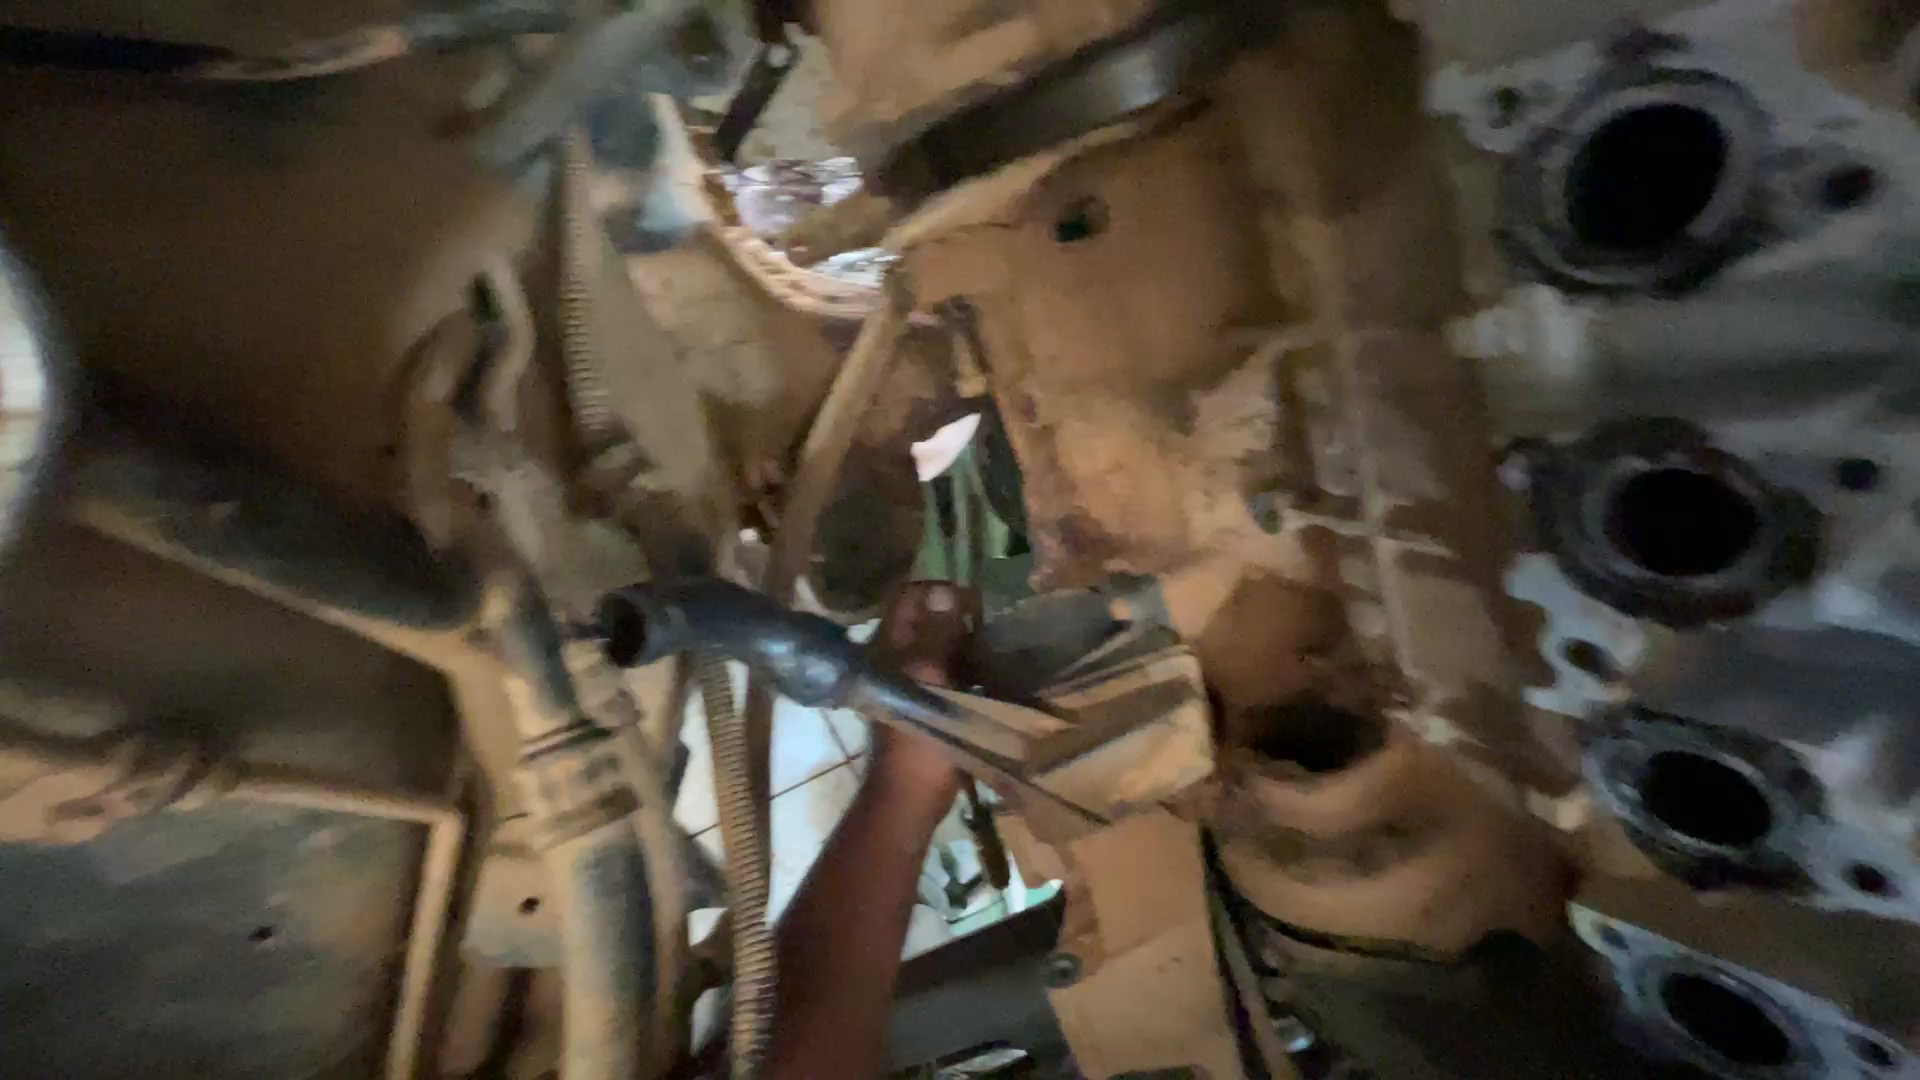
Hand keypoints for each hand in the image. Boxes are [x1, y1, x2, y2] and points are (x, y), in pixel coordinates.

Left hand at [864, 580, 978, 799]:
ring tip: (1001, 639)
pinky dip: (972, 664)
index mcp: (889, 646)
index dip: (939, 589)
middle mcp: (898, 656)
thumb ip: (936, 635)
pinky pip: (953, 670)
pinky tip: (998, 668)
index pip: (910, 596)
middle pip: (928, 618)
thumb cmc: (916, 741)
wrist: (910, 798)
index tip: (973, 599)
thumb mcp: (928, 681)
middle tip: (995, 618)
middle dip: (959, 612)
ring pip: (943, 643)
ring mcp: (914, 679)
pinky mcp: (931, 701)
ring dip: (968, 639)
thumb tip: (944, 591)